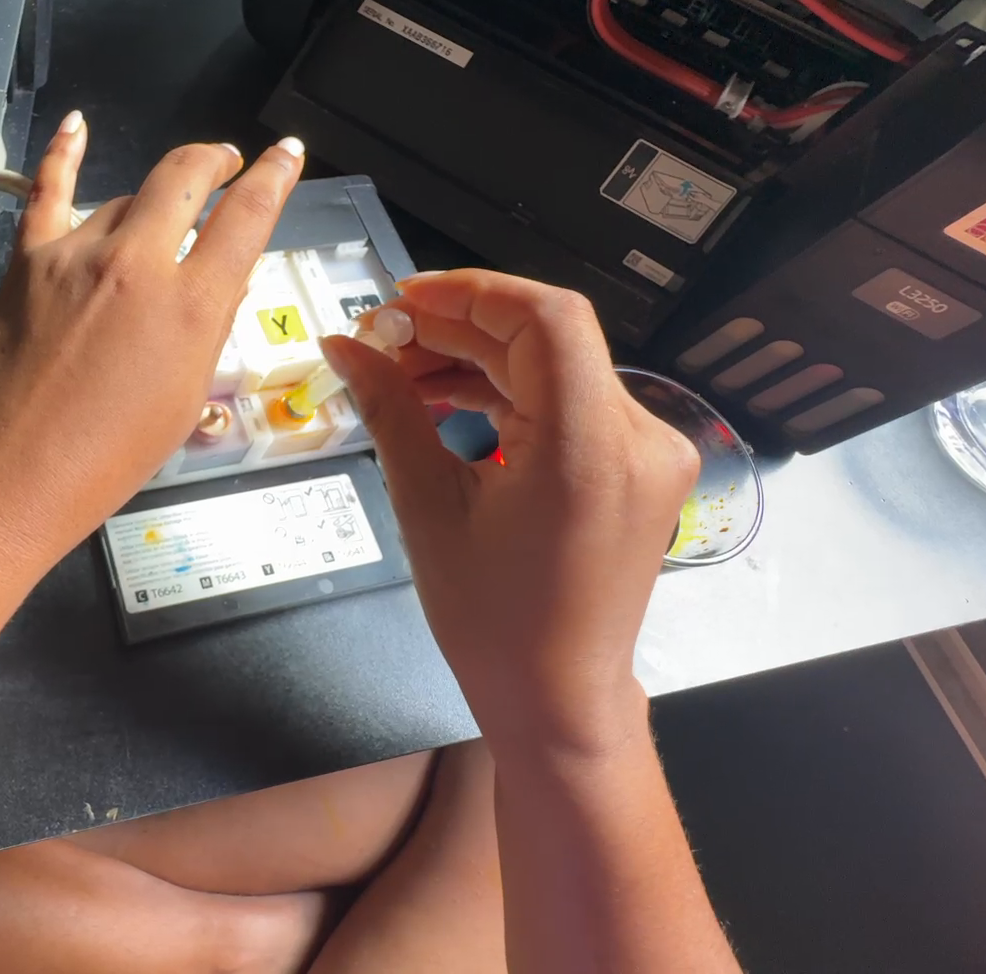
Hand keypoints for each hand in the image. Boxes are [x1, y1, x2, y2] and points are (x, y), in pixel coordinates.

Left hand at [0, 114, 307, 564]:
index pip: (247, 217)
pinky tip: (76, 124)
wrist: (17, 474)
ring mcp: (77, 254)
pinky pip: (48, 190)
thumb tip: (222, 279)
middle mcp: (137, 264)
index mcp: (190, 307)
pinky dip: (64, 152)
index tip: (286, 155)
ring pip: (127, 196)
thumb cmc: (111, 457)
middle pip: (186, 176)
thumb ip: (208, 327)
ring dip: (153, 198)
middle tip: (227, 160)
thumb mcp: (185, 397)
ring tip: (163, 210)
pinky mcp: (28, 260)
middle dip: (215, 159)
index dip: (275, 177)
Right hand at [321, 270, 697, 753]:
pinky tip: (440, 401)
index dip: (469, 293)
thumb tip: (343, 347)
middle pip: (543, 341)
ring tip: (398, 373)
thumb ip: (389, 409)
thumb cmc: (486, 613)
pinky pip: (560, 406)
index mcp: (590, 446)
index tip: (399, 300)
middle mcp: (637, 436)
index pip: (546, 319)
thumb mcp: (425, 503)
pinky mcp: (629, 467)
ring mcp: (642, 451)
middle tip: (380, 339)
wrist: (553, 691)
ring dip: (472, 361)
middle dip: (454, 329)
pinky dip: (500, 395)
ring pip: (549, 370)